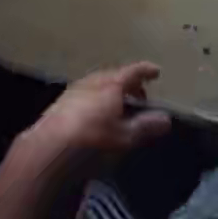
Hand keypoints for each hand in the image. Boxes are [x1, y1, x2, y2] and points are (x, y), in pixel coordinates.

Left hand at [16, 62, 171, 171]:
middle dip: (129, 83)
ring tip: (121, 106)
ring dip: (112, 91)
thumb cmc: (93, 140)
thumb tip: (166, 118)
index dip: (145, 71)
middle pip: (114, 76)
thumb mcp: (125, 137)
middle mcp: (93, 81)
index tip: (156, 71)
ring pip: (99, 84)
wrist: (50, 147)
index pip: (132, 72)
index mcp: (111, 85)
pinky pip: (87, 93)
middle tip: (141, 95)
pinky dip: (98, 98)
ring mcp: (75, 89)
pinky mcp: (62, 101)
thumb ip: (146, 126)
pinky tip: (97, 114)